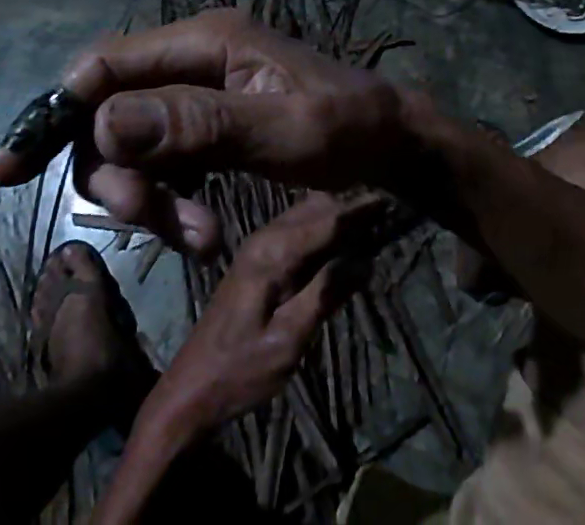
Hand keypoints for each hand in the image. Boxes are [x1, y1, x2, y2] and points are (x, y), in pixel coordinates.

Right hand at [0, 9, 416, 254]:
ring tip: (198, 237)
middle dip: (121, 176)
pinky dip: (169, 198)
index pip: (108, 65)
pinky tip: (202, 228)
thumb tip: (103, 123)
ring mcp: (201, 90)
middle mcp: (194, 57)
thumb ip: (197, 125)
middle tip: (156, 224)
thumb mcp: (280, 130)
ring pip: (134, 144)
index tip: (9, 169)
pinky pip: (163, 160)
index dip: (57, 112)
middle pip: (114, 112)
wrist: (391, 143)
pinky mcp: (208, 123)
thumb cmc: (348, 129)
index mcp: (207, 41)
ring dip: (149, 197)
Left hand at [138, 192, 382, 442]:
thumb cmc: (241, 368)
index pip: (326, 219)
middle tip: (389, 206)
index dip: (360, 210)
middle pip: (315, 208)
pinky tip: (340, 235)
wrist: (193, 386)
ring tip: (373, 215)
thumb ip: (324, 296)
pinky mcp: (258, 261)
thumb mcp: (288, 340)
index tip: (392, 198)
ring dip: (337, 212)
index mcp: (272, 253)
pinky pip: (296, 229)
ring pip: (305, 214)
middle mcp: (264, 239)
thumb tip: (364, 261)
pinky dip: (322, 226)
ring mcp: (258, 247)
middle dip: (351, 204)